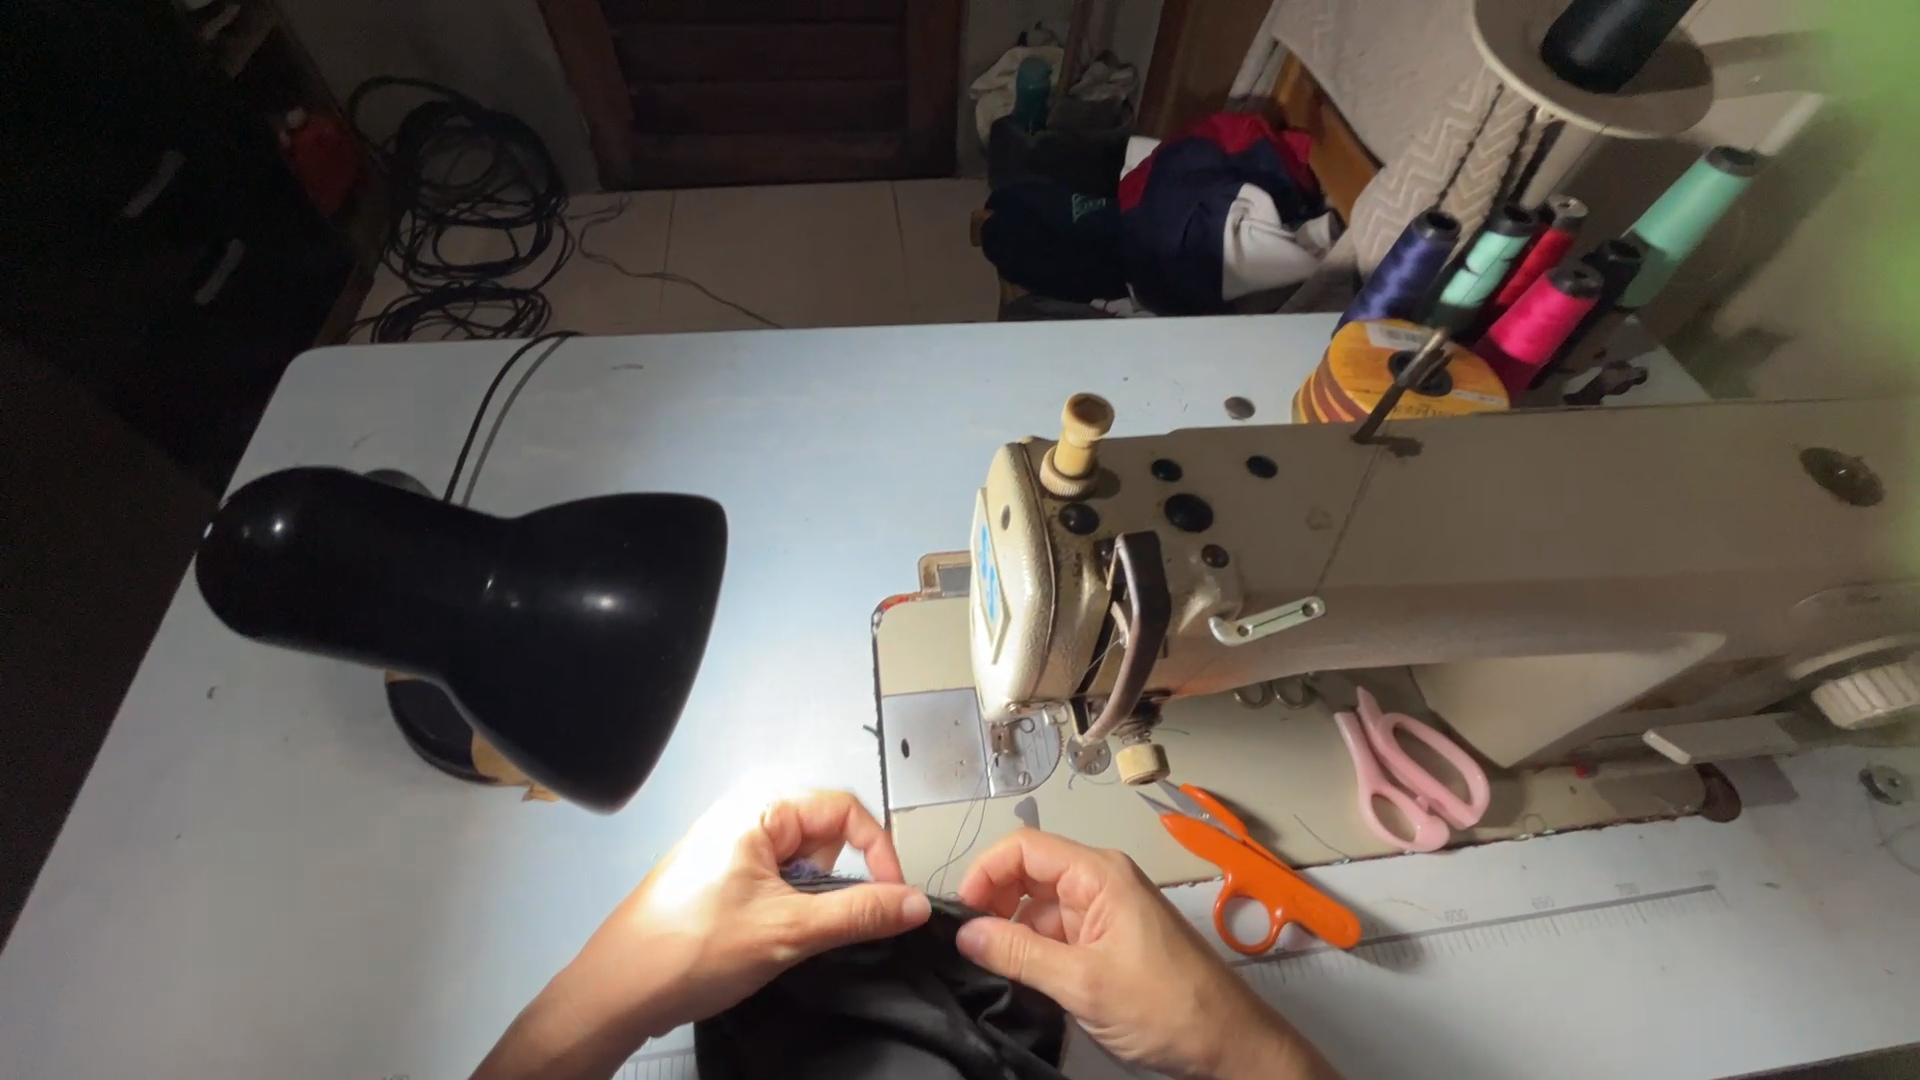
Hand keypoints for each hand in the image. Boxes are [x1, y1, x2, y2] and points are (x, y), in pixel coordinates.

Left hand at [473, 790, 930, 1079]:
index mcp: (762, 808)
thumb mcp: (789, 931)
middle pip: (825, 836)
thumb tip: (918, 904)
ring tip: (780, 936)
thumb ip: (860, 913)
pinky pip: (778, 879)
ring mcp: (732, 846)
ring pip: (803, 864)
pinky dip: (787, 907)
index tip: (894, 898)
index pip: (845, 809)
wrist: (612, 997)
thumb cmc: (698, 948)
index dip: (878, 849)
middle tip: (815, 924)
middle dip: (834, 882)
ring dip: (809, 900)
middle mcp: (748, 816)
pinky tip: (763, 937)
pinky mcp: (722, 875)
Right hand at [954, 829, 1338, 1079]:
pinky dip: (1036, 948)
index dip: (987, 871)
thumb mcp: (1083, 983)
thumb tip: (965, 934)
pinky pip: (1060, 929)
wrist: (1232, 1046)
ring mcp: (1106, 908)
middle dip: (997, 900)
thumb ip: (1019, 954)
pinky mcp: (1109, 937)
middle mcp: (1100, 879)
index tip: (961, 912)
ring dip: (1014, 929)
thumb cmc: (1163, 1006)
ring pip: (1042, 904)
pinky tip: (1021, 975)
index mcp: (1097, 873)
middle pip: (1031, 872)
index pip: (1025, 848)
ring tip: (991, 965)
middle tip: (970, 943)